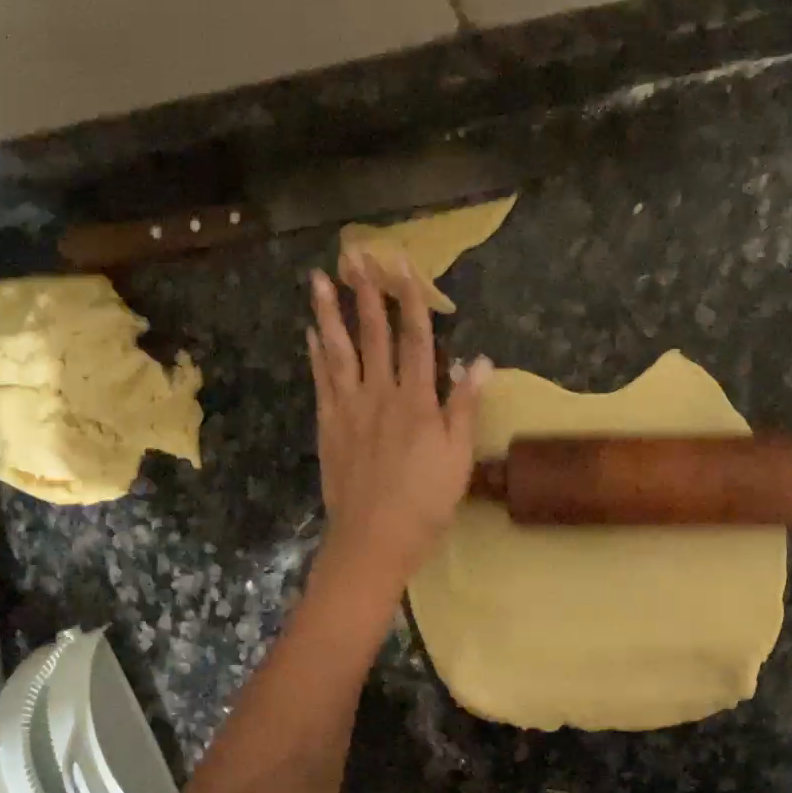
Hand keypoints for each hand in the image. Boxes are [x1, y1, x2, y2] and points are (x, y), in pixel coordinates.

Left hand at [306, 252, 488, 586]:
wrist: (375, 538)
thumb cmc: (427, 502)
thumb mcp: (458, 456)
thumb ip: (465, 406)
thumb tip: (481, 361)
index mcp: (417, 401)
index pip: (415, 339)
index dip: (409, 299)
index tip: (401, 264)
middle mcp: (380, 395)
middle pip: (374, 335)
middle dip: (367, 293)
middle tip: (355, 254)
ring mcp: (349, 410)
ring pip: (338, 352)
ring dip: (329, 314)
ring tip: (319, 280)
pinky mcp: (329, 428)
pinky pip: (321, 383)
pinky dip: (316, 355)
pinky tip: (311, 334)